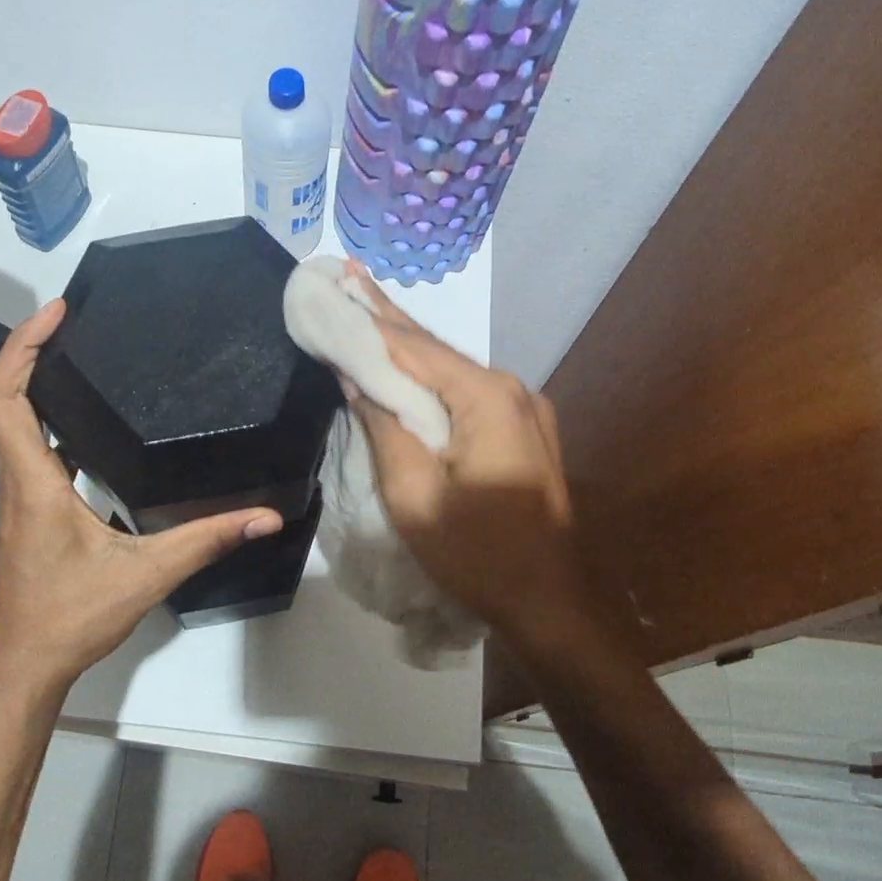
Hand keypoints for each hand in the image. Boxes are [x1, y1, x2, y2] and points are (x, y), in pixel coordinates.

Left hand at [0, 299, 284, 690]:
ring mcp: (20, 497)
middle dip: (30, 351)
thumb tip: (265, 516)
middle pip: (4, 399)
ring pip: (14, 424)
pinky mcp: (30, 512)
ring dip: (35, 383)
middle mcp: (19, 480)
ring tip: (82, 355)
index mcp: (35, 483)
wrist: (27, 664)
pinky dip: (48, 420)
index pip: (6, 399)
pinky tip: (90, 422)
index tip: (57, 313)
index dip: (23, 348)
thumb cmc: (72, 617)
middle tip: (74, 320)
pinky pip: (30, 448)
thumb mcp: (147, 574)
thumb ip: (206, 540)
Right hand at [344, 273, 583, 637]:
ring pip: (452, 370)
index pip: (413, 347)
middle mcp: (512, 389)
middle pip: (436, 350)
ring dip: (409, 347)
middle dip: (388, 318)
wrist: (547, 602)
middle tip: (347, 277)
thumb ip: (384, 426)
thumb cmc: (475, 553)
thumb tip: (356, 376)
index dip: (368, 318)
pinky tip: (408, 365)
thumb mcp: (413, 494)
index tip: (334, 283)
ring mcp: (526, 409)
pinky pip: (468, 394)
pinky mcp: (525, 431)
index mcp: (486, 397)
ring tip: (367, 311)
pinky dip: (432, 377)